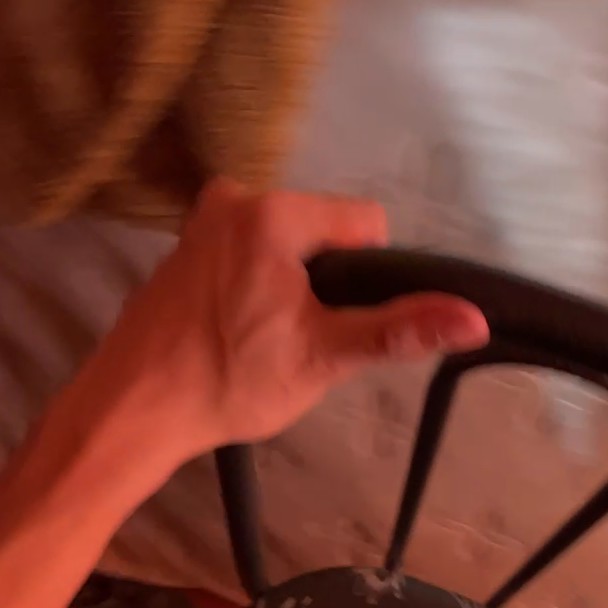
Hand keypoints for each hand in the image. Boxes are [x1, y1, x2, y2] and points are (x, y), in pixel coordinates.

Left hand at [81, 180, 488, 458]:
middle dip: (328, 286)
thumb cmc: (230, 380)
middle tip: (298, 340)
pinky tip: (238, 333)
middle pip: (325, 235)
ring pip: (289, 249)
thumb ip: (398, 331)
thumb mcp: (323, 356)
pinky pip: (250, 256)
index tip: (336, 324)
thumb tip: (475, 318)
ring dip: (293, 290)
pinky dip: (258, 289)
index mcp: (273, 211)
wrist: (133, 409)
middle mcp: (235, 197)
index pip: (366, 225)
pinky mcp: (185, 248)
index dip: (368, 280)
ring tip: (266, 341)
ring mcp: (203, 221)